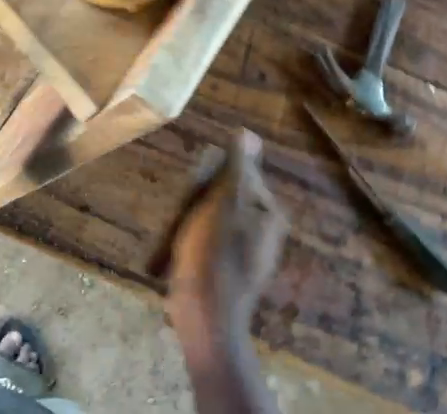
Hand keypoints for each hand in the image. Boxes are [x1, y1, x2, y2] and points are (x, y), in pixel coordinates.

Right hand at [167, 130, 285, 332]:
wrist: (205, 314)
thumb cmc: (215, 254)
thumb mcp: (225, 202)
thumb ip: (237, 167)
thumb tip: (248, 132)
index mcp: (268, 211)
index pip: (235, 171)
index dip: (209, 175)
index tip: (192, 190)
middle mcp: (262, 228)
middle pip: (222, 191)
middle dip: (197, 198)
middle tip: (183, 213)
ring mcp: (244, 249)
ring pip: (209, 213)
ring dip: (189, 216)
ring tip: (178, 232)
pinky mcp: (226, 265)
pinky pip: (205, 235)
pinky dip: (191, 236)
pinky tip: (180, 247)